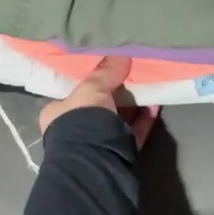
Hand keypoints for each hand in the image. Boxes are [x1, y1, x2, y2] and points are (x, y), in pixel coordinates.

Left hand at [38, 56, 158, 149]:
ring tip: (148, 88)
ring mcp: (97, 144)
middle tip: (132, 76)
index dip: (90, 82)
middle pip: (98, 107)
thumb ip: (106, 72)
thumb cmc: (82, 120)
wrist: (96, 159)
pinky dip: (144, 121)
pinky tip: (155, 107)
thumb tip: (122, 55)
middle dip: (116, 94)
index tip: (108, 70)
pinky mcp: (119, 155)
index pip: (73, 94)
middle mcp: (74, 131)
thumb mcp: (92, 88)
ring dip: (132, 106)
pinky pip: (133, 134)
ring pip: (117, 122)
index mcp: (57, 114)